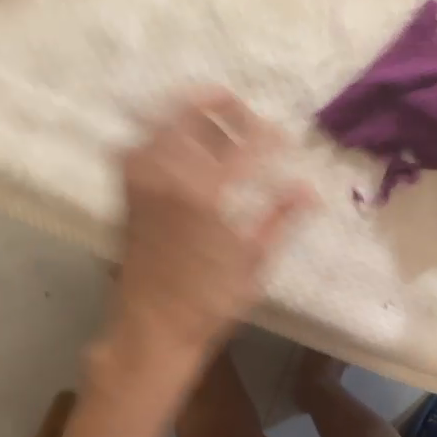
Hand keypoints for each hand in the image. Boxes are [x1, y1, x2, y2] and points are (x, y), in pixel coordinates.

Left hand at [110, 90, 315, 358]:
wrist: (151, 326)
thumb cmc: (208, 303)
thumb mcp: (253, 263)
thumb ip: (280, 218)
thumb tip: (309, 190)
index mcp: (207, 193)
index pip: (246, 144)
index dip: (269, 136)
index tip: (286, 139)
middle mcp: (169, 174)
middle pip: (198, 114)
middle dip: (229, 110)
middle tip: (251, 122)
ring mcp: (142, 177)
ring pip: (166, 119)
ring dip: (196, 115)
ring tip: (219, 127)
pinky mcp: (126, 188)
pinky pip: (143, 139)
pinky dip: (163, 131)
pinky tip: (182, 143)